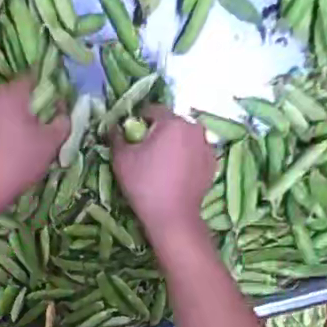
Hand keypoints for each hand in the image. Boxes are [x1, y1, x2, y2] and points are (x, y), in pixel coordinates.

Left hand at [0, 78, 69, 214]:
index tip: (55, 105)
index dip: (47, 89)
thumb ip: (62, 123)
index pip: (32, 78)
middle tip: (43, 125)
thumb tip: (64, 114)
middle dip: (30, 106)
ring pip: (1, 111)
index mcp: (10, 94)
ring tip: (25, 141)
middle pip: (15, 95)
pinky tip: (7, 152)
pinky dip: (0, 133)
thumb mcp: (50, 143)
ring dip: (14, 120)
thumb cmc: (18, 162)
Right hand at [112, 106, 218, 245]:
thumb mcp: (121, 160)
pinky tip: (176, 173)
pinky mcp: (213, 162)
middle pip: (172, 123)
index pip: (153, 110)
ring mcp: (207, 145)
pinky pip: (195, 152)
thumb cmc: (144, 184)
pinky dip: (186, 157)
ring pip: (185, 137)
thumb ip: (116, 137)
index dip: (139, 120)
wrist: (172, 216)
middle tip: (146, 152)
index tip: (132, 136)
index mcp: (172, 122)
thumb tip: (114, 126)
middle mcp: (194, 128)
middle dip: (159, 132)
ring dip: (174, 144)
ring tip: (163, 164)